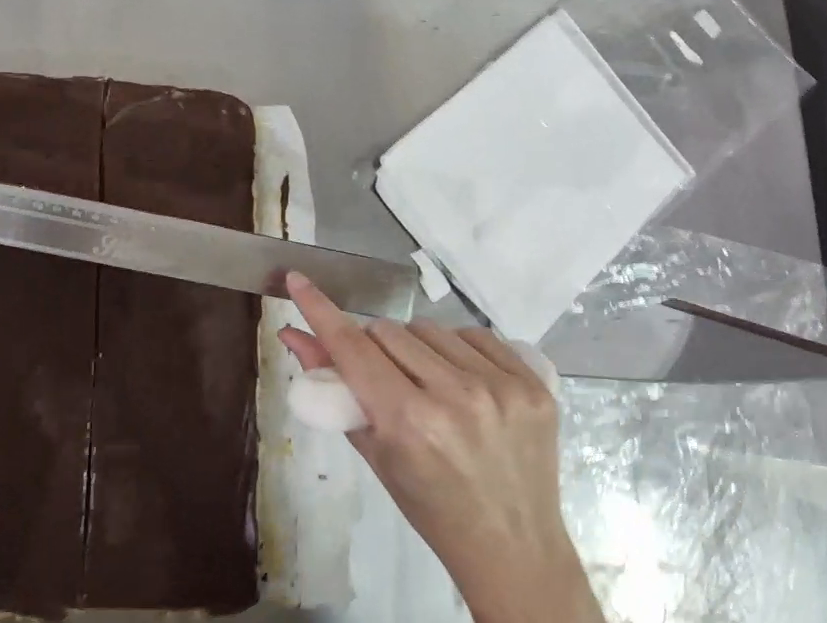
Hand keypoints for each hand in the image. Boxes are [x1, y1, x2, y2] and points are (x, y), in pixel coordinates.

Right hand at [279, 273, 600, 622]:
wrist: (512, 546)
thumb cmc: (429, 506)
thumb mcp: (373, 450)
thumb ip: (333, 388)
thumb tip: (292, 335)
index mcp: (409, 421)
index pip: (352, 346)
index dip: (319, 309)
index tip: (297, 279)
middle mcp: (456, 395)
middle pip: (387, 331)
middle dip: (373, 347)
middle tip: (382, 379)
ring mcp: (500, 387)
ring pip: (429, 328)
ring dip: (415, 346)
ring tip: (426, 383)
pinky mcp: (534, 383)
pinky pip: (475, 334)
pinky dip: (457, 349)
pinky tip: (461, 381)